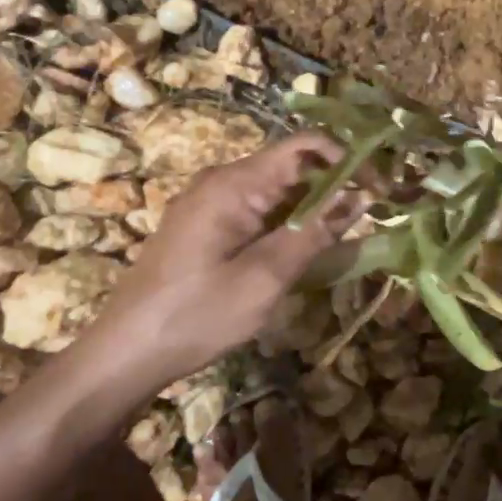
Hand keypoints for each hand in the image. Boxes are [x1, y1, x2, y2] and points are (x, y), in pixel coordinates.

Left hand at [84, 133, 368, 385]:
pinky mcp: (207, 226)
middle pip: (294, 166)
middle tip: (370, 218)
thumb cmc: (197, 315)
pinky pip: (260, 210)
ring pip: (279, 190)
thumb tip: (361, 196)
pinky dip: (289, 223)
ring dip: (314, 208)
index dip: (347, 160)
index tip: (378, 190)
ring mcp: (211, 203)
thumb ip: (315, 232)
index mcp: (235, 184)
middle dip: (336, 185)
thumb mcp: (266, 277)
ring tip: (346, 238)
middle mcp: (223, 181)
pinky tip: (306, 252)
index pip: (305, 146)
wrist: (123, 355)